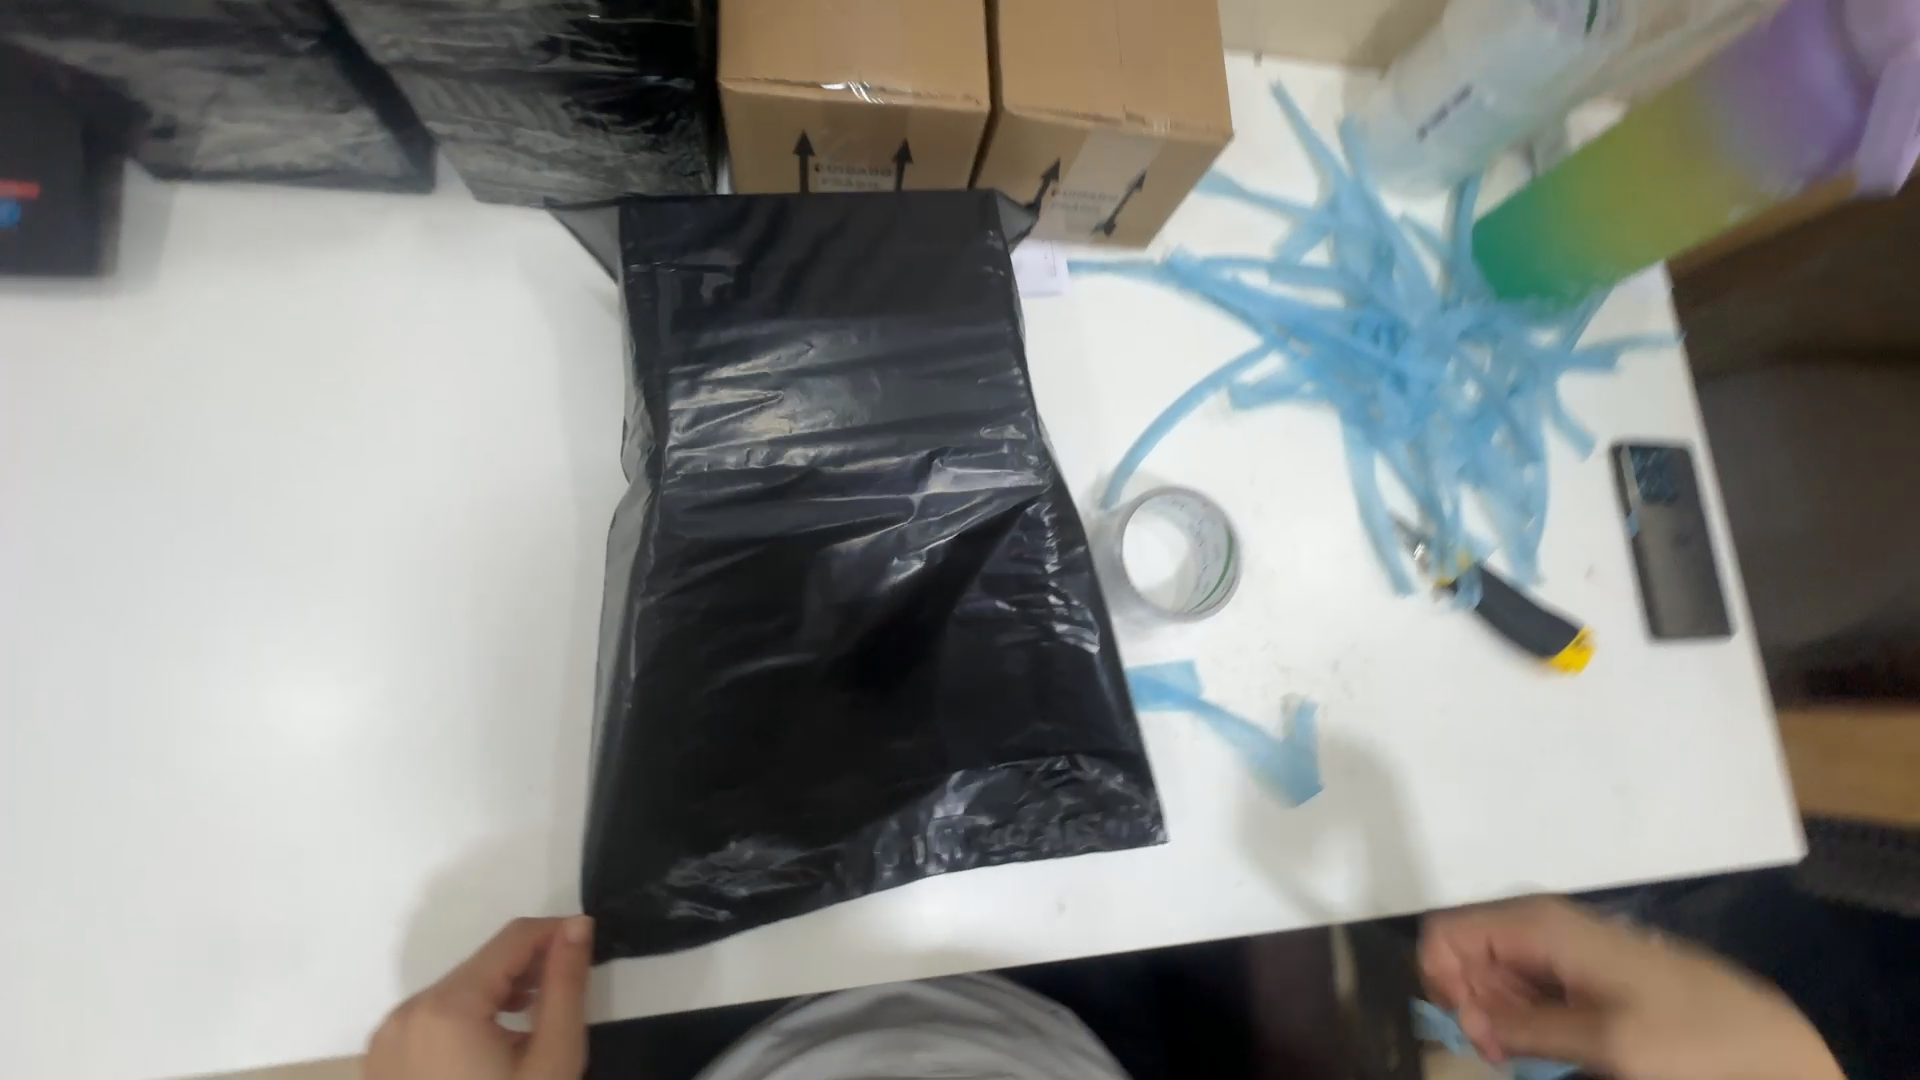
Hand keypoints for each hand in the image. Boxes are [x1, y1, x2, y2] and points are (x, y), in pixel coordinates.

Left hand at [367, 916, 593, 1079]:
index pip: (515, 937)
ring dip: (504, 992)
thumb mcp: (553, 1057)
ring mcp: (385, 1043)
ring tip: (534, 1025)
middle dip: (531, 968)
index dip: (560, 933)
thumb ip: (566, 982)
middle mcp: (405, 1013)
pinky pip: (435, 1018)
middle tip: (565, 999)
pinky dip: (472, 1018)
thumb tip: (578, 924)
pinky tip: (496, 1051)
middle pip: (485, 962)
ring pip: (461, 988)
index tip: (590, 951)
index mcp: (446, 1006)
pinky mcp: (380, 1066)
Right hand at [1419, 897, 1839, 1079]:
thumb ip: (1526, 1029)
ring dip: (1497, 1014)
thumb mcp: (1609, 1043)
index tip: (1472, 1031)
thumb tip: (1464, 1021)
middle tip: (1505, 1056)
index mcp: (1536, 924)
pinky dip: (1523, 1015)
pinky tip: (1548, 1044)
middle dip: (1472, 1002)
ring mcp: (1560, 943)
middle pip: (1467, 951)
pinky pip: (1525, 982)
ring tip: (1529, 1056)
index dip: (1442, 978)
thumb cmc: (1694, 1039)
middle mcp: (1539, 922)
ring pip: (1492, 969)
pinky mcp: (1579, 966)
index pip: (1447, 932)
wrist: (1783, 1051)